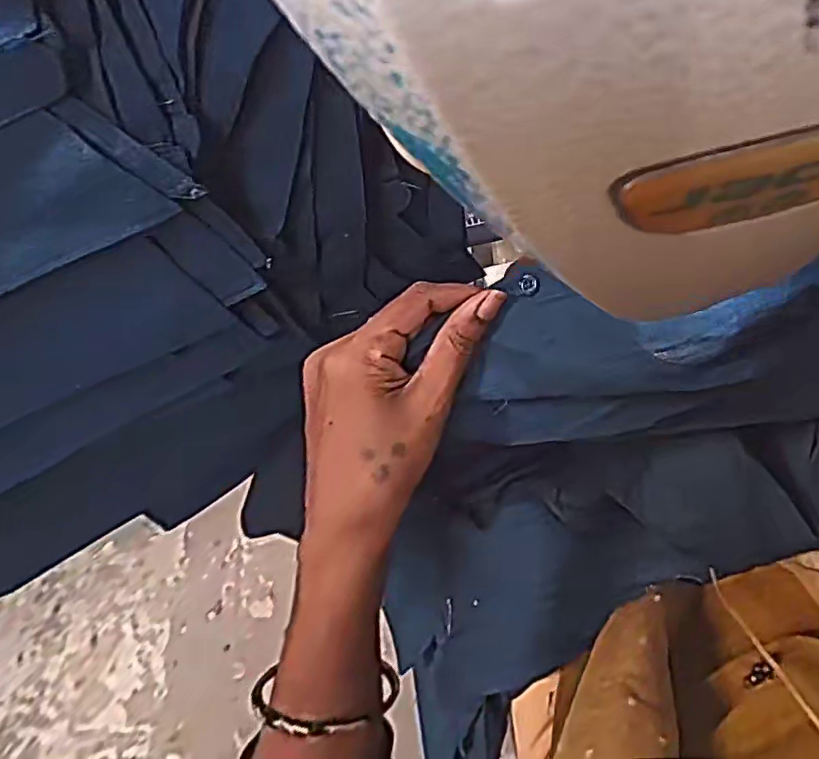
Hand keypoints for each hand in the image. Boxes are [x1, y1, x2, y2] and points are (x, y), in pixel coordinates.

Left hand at [299, 282, 504, 545]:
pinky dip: (406, 348)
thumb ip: (458, 342)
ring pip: (389, 329)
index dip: (458, 294)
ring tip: (462, 340)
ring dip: (427, 329)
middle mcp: (331, 352)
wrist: (348, 525)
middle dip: (444, 311)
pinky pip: (374, 349)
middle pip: (400, 311)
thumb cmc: (386, 471)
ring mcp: (326, 369)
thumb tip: (485, 302)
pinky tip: (427, 363)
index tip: (492, 299)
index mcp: (352, 352)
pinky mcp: (330, 384)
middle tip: (483, 318)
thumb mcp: (431, 399)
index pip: (415, 300)